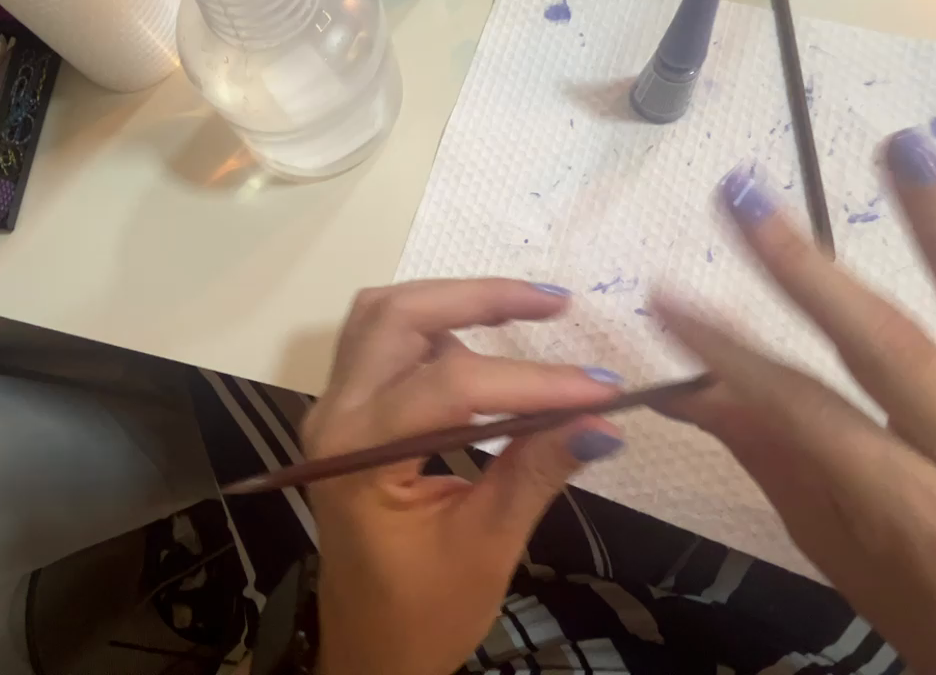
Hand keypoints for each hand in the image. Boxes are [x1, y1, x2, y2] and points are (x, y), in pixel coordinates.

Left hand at [304, 279, 626, 674]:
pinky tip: (477, 344)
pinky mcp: (347, 407)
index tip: (601, 387)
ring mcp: (333, 404)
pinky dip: (432, 326)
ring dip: (451, 303)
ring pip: (384, 315)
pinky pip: (382, 339)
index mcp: (358, 453)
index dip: (532, 381)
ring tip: (520, 313)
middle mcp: (334, 412)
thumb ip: (536, 470)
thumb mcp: (486, 547)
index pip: (451, 387)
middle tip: (553, 301)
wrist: (366, 649)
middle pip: (399, 316)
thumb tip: (602, 420)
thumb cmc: (420, 614)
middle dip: (479, 297)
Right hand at [656, 129, 935, 674]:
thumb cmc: (912, 600)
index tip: (663, 298)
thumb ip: (757, 446)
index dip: (731, 356)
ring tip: (906, 147)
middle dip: (807, 272)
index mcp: (925, 516)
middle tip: (743, 201)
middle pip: (895, 352)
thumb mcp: (821, 535)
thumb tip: (674, 384)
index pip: (808, 414)